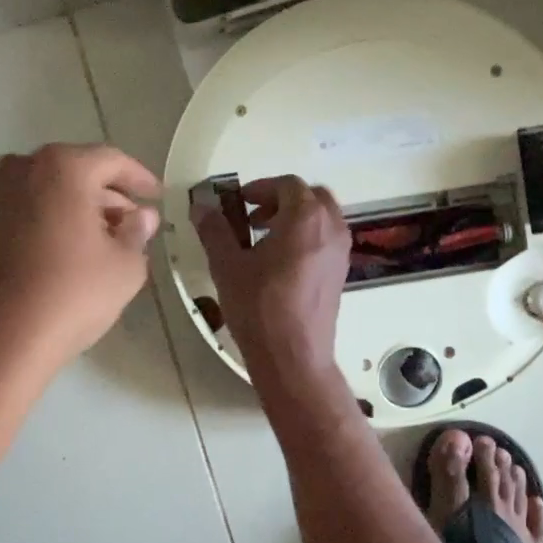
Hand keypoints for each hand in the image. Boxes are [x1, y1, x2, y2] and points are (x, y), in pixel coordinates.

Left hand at [0, 144, 160, 371]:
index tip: (156, 197)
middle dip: (106, 195)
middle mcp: (22, 170)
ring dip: (77, 210)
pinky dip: (50, 223)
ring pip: (47, 192)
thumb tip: (141, 217)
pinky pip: (25, 213)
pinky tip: (67, 255)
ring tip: (103, 242)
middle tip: (132, 223)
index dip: (139, 178)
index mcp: (62, 167)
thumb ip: (136, 234)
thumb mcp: (125, 267)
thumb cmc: (70, 295)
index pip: (111, 160)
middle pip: (75, 172)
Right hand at [193, 175, 350, 382]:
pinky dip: (306, 237)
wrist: (293, 357)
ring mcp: (341, 252)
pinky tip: (280, 263)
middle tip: (253, 217)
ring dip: (295, 218)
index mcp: (306, 218)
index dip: (260, 188)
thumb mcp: (227, 266)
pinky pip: (326, 240)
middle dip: (281, 200)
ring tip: (264, 240)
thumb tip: (201, 207)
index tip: (238, 203)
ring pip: (322, 218)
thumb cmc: (259, 308)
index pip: (287, 185)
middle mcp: (331, 228)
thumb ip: (215, 230)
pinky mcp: (341, 274)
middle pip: (310, 197)